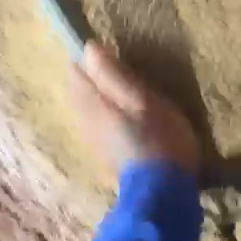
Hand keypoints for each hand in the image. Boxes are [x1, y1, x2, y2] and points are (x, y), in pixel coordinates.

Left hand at [69, 41, 200, 184]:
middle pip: (80, 93)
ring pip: (89, 114)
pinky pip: (101, 132)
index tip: (111, 58)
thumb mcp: (143, 101)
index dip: (92, 62)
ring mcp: (95, 144)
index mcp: (92, 103)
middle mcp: (85, 121)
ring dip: (102, 105)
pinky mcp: (107, 161)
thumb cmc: (159, 140)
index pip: (78, 72)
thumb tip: (88, 47)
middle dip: (93, 83)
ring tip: (123, 102)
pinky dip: (108, 124)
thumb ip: (114, 75)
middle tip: (117, 78)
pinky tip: (125, 128)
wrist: (162, 193)